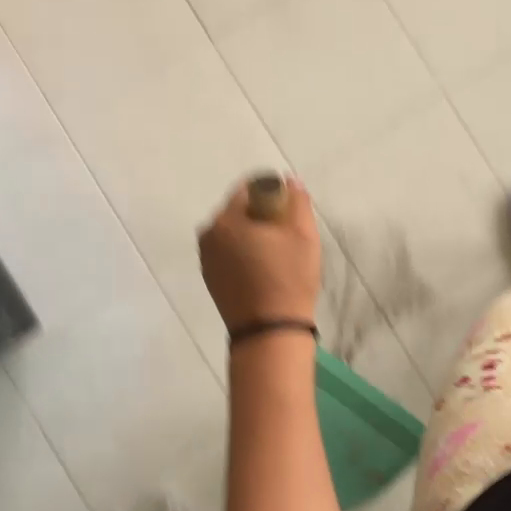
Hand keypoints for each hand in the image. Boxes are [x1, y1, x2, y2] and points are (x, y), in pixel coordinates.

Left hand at [198, 176, 321, 333]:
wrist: (270, 329)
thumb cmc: (289, 278)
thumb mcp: (304, 235)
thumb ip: (298, 202)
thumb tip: (290, 181)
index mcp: (227, 219)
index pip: (251, 188)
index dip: (274, 192)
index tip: (292, 210)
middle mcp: (209, 234)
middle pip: (239, 210)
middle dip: (262, 213)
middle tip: (288, 233)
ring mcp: (206, 257)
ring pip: (233, 232)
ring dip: (253, 233)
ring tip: (277, 252)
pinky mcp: (210, 277)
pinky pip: (228, 252)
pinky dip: (244, 252)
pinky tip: (264, 268)